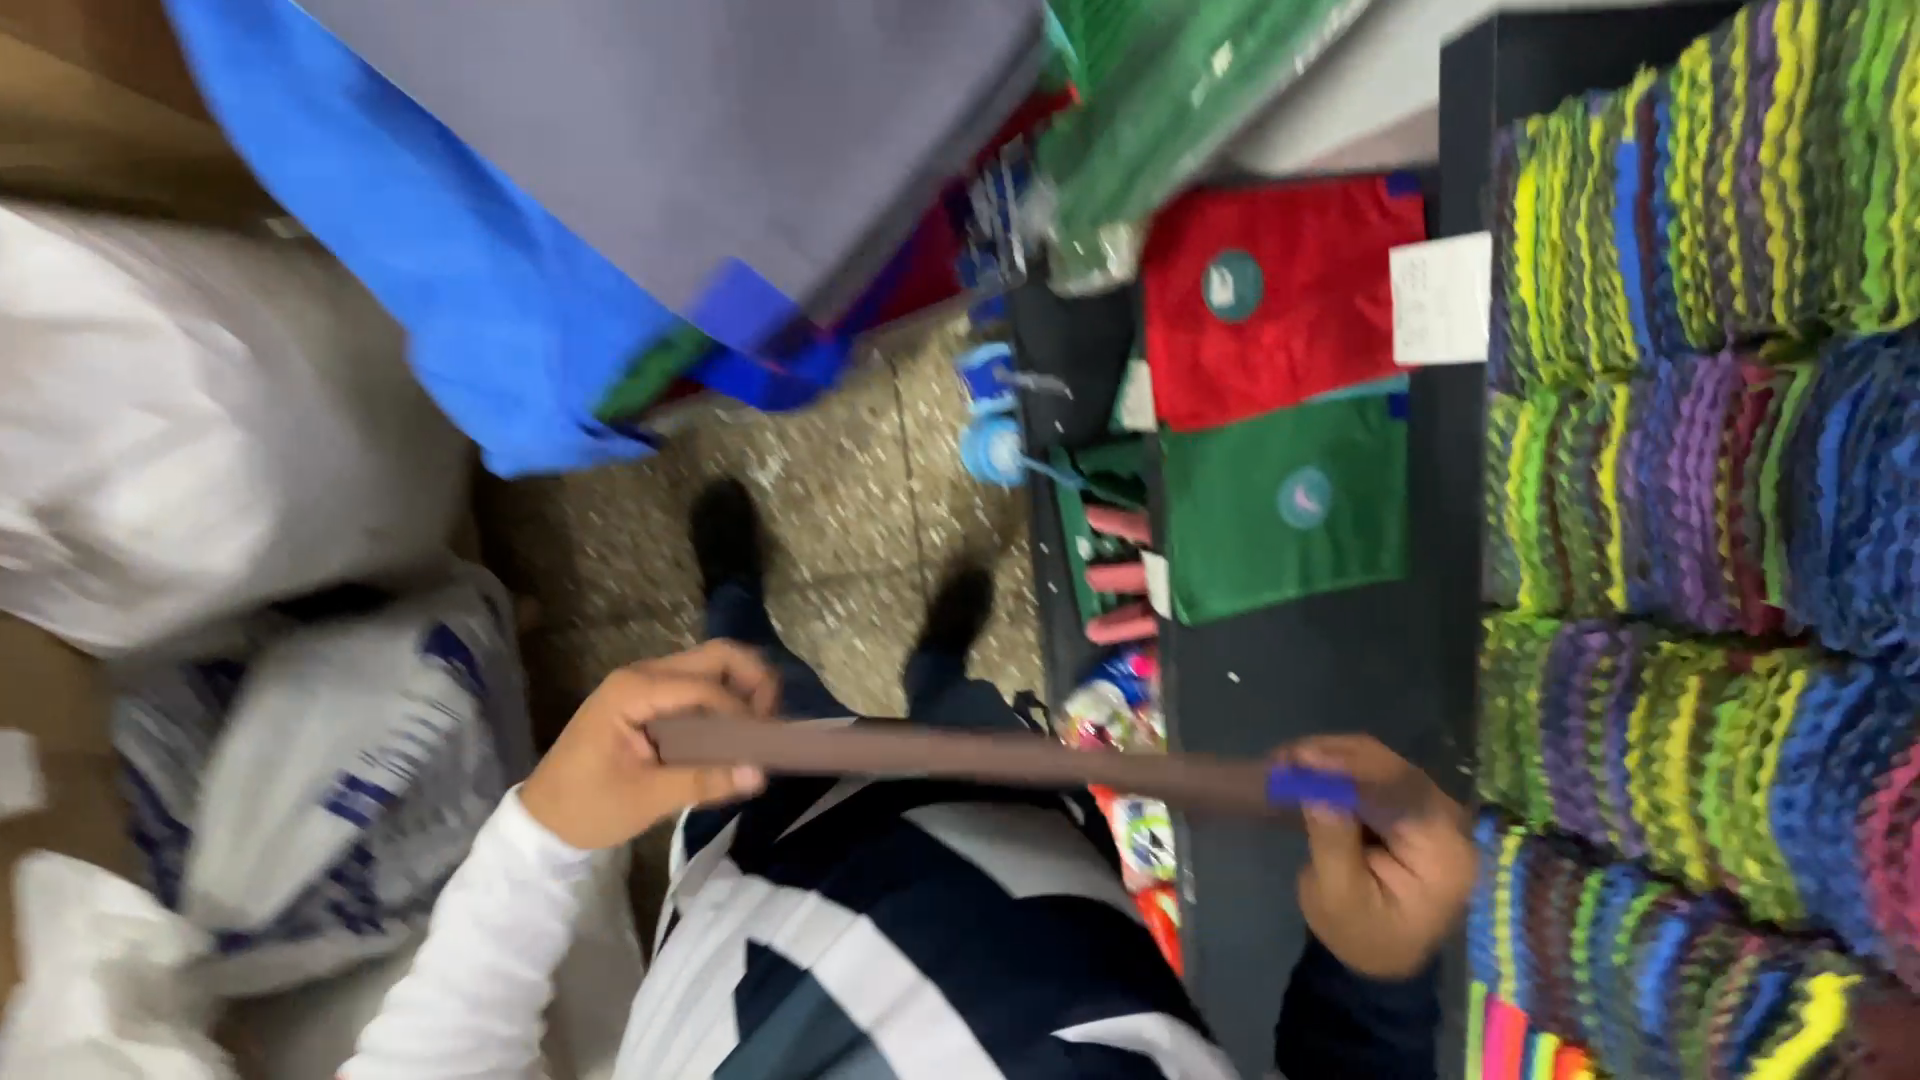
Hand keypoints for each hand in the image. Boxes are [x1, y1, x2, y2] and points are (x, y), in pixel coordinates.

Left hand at [519, 640, 780, 849]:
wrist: (543, 820)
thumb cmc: (587, 808)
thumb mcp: (644, 799)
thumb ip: (703, 782)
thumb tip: (760, 774)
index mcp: (633, 690)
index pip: (704, 687)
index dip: (740, 712)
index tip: (762, 747)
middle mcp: (644, 673)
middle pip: (717, 656)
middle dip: (754, 680)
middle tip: (772, 720)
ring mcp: (649, 682)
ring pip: (714, 665)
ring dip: (744, 687)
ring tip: (760, 727)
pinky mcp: (655, 697)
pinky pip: (703, 684)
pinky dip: (729, 699)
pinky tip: (738, 731)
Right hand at [1275, 735, 1473, 979]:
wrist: (1375, 956)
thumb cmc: (1359, 934)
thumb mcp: (1339, 897)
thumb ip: (1333, 843)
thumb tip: (1318, 790)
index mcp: (1444, 853)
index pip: (1403, 792)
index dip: (1353, 768)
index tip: (1302, 758)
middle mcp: (1448, 824)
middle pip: (1393, 768)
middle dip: (1337, 756)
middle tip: (1284, 757)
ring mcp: (1431, 812)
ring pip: (1381, 763)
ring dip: (1332, 756)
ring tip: (1286, 761)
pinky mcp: (1409, 807)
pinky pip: (1373, 772)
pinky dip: (1336, 765)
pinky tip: (1304, 768)